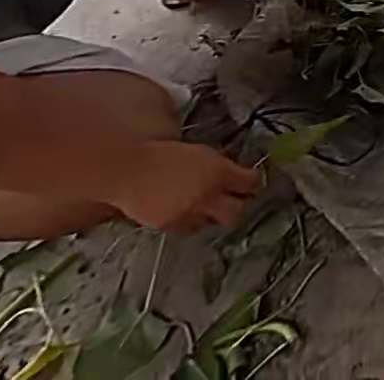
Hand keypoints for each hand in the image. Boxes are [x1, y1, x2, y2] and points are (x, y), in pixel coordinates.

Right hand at [110, 140, 259, 233]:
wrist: (131, 170)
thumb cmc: (167, 155)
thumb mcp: (204, 154)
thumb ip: (222, 167)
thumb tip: (236, 174)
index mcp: (220, 172)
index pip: (251, 183)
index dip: (253, 182)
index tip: (250, 181)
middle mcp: (209, 195)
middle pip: (238, 212)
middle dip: (241, 206)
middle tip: (238, 200)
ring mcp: (190, 213)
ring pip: (214, 223)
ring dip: (215, 215)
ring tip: (209, 204)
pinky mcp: (171, 226)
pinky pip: (192, 228)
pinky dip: (195, 222)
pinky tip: (190, 211)